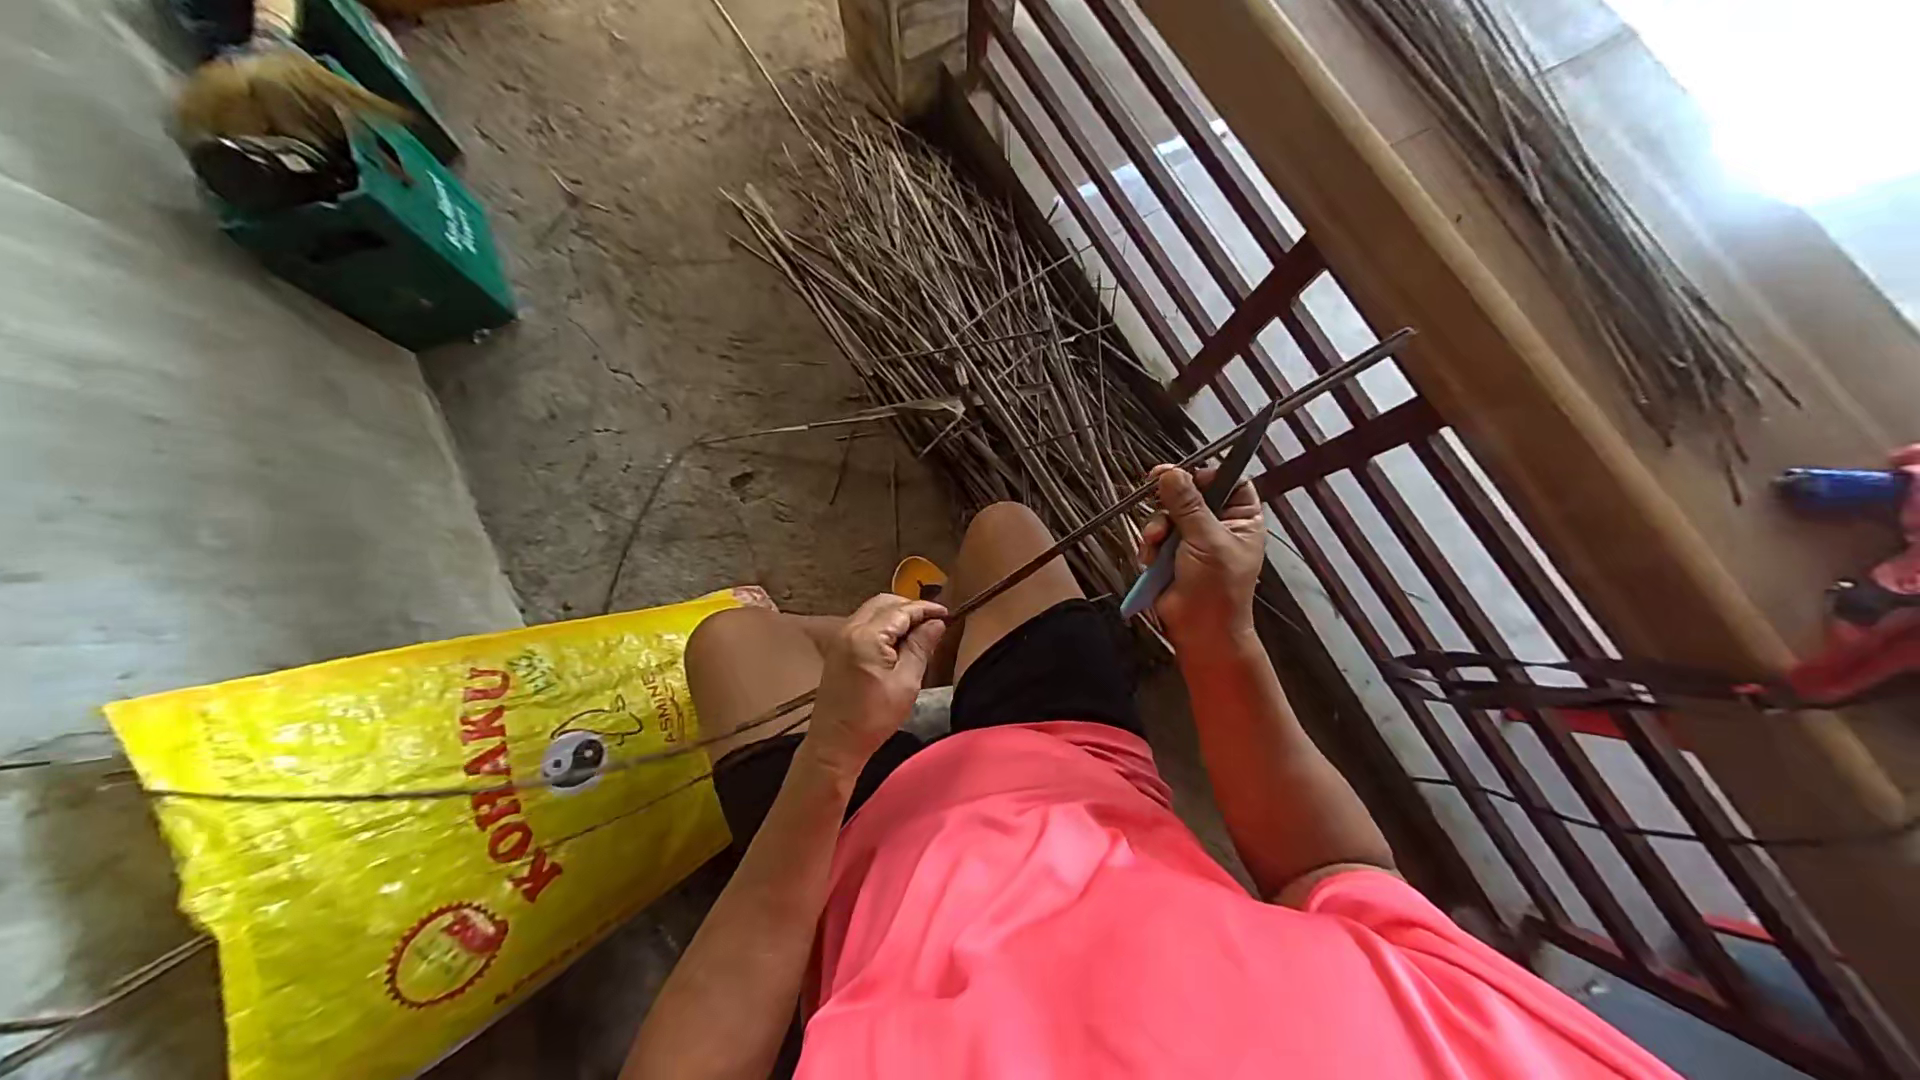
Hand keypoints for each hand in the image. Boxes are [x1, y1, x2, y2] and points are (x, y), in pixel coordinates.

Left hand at [803, 594, 946, 776]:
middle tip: (933, 622)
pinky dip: (883, 624)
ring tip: (919, 631)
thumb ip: (921, 647)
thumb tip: (936, 624)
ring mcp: (841, 638)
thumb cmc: (873, 718)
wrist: (835, 743)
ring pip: (873, 610)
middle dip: (910, 608)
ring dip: (896, 615)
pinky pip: (864, 623)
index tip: (947, 614)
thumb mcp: (906, 683)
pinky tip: (899, 641)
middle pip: (884, 602)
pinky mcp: (838, 648)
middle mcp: (849, 629)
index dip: (926, 609)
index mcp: (866, 636)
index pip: (901, 610)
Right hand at [1137, 464, 1264, 645]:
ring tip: (1155, 544)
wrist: (1199, 631)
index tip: (1180, 473)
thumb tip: (1170, 473)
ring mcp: (1192, 540)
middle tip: (1154, 489)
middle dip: (1171, 502)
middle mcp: (1217, 525)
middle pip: (1190, 494)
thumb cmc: (1217, 589)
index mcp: (1241, 519)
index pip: (1227, 480)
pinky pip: (1154, 536)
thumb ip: (1187, 505)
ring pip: (1167, 514)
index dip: (1205, 474)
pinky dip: (1149, 545)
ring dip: (1157, 527)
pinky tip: (1151, 559)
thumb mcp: (1206, 540)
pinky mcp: (1169, 554)